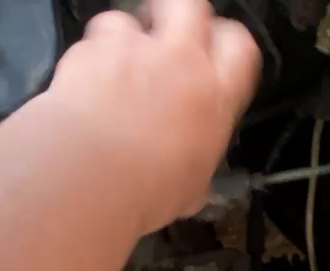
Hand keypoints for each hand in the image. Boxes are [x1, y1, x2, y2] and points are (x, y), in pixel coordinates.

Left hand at [38, 0, 260, 234]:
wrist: (96, 174)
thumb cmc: (153, 192)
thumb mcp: (192, 188)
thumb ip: (196, 161)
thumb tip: (192, 172)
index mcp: (216, 98)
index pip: (241, 47)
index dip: (228, 44)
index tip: (214, 54)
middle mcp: (182, 61)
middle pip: (193, 7)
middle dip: (179, 18)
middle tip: (165, 43)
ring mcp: (137, 49)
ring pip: (136, 17)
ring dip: (128, 37)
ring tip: (117, 67)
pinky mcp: (95, 48)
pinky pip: (98, 37)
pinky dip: (93, 55)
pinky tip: (88, 82)